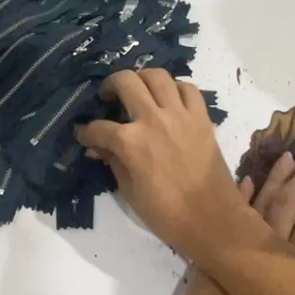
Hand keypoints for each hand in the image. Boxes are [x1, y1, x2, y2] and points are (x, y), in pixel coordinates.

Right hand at [75, 69, 248, 258]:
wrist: (211, 219)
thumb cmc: (166, 213)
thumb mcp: (130, 191)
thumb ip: (113, 163)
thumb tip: (97, 148)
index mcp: (130, 143)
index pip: (98, 128)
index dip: (85, 132)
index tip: (82, 134)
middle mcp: (153, 119)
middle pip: (126, 82)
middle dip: (109, 86)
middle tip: (107, 97)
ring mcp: (180, 115)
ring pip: (157, 76)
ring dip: (141, 78)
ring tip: (137, 90)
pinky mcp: (202, 117)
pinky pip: (187, 88)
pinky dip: (174, 88)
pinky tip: (168, 99)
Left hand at [158, 153, 294, 294]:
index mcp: (290, 275)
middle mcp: (263, 256)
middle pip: (284, 210)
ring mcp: (234, 253)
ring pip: (257, 208)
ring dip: (271, 183)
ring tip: (281, 160)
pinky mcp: (210, 258)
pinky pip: (226, 219)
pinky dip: (236, 200)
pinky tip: (243, 183)